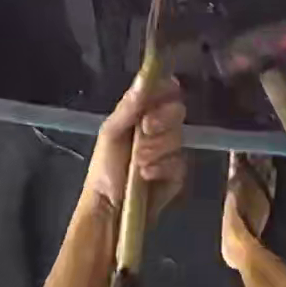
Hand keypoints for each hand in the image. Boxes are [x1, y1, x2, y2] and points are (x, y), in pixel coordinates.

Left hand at [83, 76, 185, 215]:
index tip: (161, 96)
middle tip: (144, 131)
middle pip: (177, 110)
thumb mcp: (111, 132)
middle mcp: (160, 126)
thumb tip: (145, 76)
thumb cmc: (105, 167)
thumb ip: (130, 106)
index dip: (166, 90)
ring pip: (178, 136)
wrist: (109, 209)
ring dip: (156, 149)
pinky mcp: (179, 171)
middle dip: (161, 121)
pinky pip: (179, 161)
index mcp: (143, 112)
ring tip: (138, 163)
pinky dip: (162, 168)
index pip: (165, 89)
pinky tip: (147, 177)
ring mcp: (171, 149)